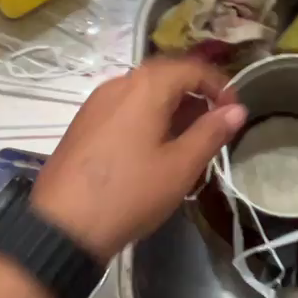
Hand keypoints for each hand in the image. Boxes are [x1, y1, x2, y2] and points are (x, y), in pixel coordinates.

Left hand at [32, 57, 246, 260]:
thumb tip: (237, 109)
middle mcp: (120, 82)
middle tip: (214, 123)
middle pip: (167, 74)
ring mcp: (97, 101)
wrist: (60, 229)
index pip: (194, 68)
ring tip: (186, 138)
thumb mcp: (180, 167)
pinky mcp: (84, 122)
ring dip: (171, 105)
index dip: (220, 86)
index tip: (234, 112)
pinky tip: (152, 147)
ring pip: (144, 90)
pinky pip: (125, 105)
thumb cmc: (129, 193)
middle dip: (196, 93)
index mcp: (147, 85)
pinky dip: (147, 114)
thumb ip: (211, 133)